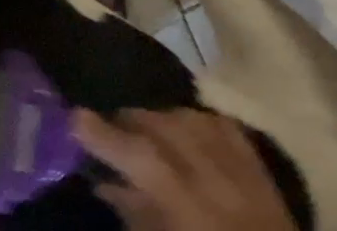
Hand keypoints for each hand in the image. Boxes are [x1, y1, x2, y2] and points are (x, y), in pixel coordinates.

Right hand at [73, 108, 295, 230]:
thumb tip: (106, 184)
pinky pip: (221, 126)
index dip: (107, 136)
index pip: (142, 158)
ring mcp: (242, 170)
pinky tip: (182, 129)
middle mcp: (216, 180)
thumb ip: (136, 217)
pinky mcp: (261, 169)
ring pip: (191, 119)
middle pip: (166, 128)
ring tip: (139, 129)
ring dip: (158, 118)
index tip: (75, 119)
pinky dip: (194, 121)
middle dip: (128, 121)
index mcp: (190, 211)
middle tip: (104, 128)